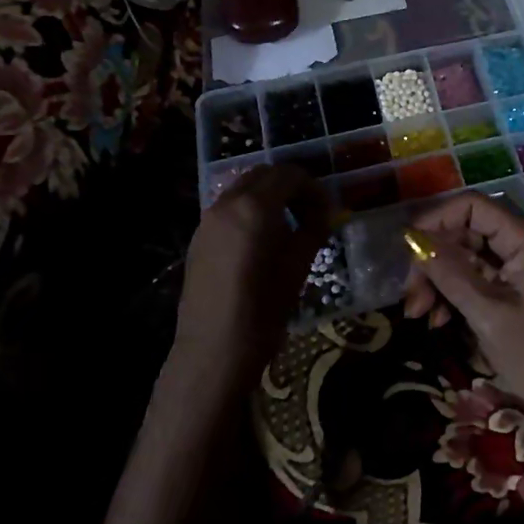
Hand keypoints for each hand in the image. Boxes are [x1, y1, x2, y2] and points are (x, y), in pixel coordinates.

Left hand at [177, 165, 330, 376]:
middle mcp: (226, 204)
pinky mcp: (198, 237)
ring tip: (287, 226)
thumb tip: (322, 212)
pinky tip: (261, 241)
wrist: (213, 350)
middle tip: (310, 212)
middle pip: (263, 174)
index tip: (326, 209)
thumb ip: (312, 230)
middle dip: (289, 186)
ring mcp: (207, 219)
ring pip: (242, 189)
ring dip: (267, 196)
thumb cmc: (263, 312)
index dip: (312, 187)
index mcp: (255, 208)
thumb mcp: (298, 268)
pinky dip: (248, 210)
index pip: (288, 174)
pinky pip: (227, 208)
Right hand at [403, 193, 523, 417]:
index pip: (473, 207)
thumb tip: (414, 241)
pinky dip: (449, 295)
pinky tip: (436, 321)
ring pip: (461, 257)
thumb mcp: (486, 313)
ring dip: (436, 281)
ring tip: (418, 313)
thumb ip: (450, 273)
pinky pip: (469, 279)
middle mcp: (519, 247)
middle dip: (432, 259)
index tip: (409, 247)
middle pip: (463, 232)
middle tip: (410, 293)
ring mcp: (513, 269)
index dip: (437, 219)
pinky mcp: (506, 290)